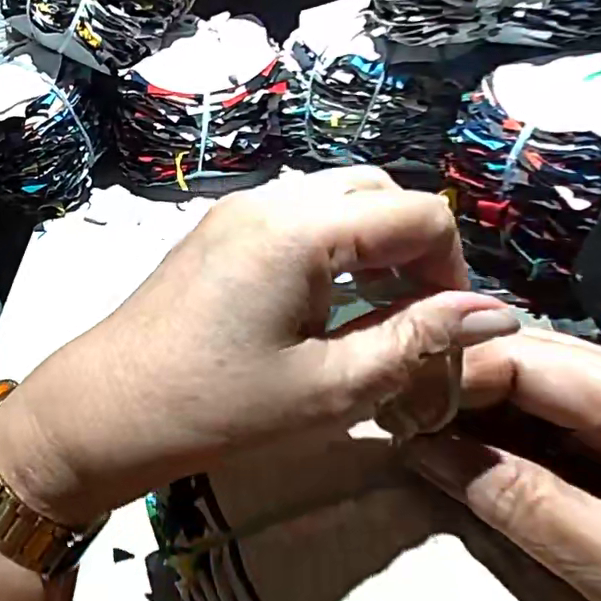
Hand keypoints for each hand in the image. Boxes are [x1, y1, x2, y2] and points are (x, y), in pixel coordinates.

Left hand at [0, 167, 521, 525]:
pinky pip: (296, 214)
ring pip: (335, 199)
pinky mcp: (219, 228)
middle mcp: (269, 198)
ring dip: (372, 244)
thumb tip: (495, 312)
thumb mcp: (330, 387)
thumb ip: (416, 339)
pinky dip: (331, 245)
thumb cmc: (217, 408)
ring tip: (375, 312)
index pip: (417, 211)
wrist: (106, 409)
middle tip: (413, 317)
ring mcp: (238, 208)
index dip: (451, 267)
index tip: (445, 327)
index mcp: (299, 227)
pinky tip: (325, 300)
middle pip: (376, 192)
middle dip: (413, 247)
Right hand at [409, 330, 600, 600]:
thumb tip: (421, 446)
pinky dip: (520, 445)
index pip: (535, 358)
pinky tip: (477, 459)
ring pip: (552, 396)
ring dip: (486, 415)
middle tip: (389, 413)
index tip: (385, 398)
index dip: (454, 370)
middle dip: (461, 386)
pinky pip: (576, 434)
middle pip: (541, 365)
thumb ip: (529, 506)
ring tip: (415, 432)